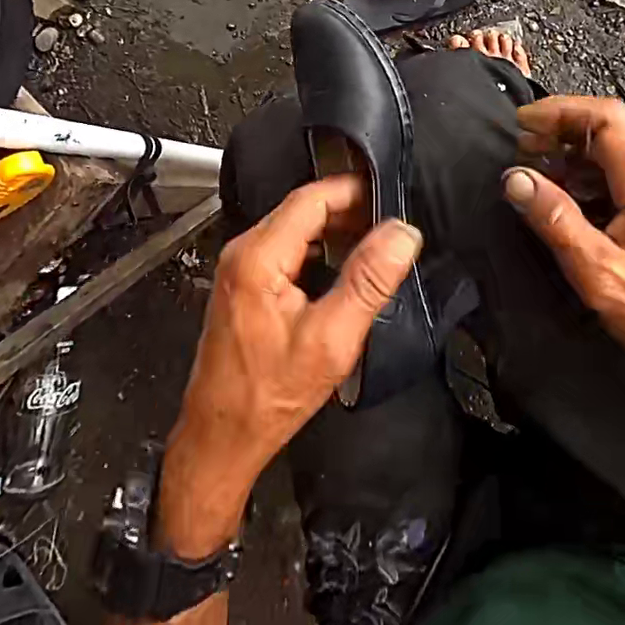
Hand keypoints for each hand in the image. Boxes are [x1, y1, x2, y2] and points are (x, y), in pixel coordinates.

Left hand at [158, 174, 421, 557]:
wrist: (223, 434)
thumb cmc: (267, 396)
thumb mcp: (332, 338)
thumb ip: (368, 281)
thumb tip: (400, 236)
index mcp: (258, 258)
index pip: (310, 199)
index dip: (352, 191)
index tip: (385, 196)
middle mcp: (241, 256)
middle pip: (299, 210)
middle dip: (345, 209)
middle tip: (386, 224)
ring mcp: (238, 270)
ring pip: (291, 229)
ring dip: (331, 230)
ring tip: (370, 244)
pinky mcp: (242, 286)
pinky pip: (283, 251)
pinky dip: (314, 250)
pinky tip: (338, 268)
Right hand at [500, 96, 624, 390]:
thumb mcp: (596, 270)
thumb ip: (555, 219)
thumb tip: (518, 181)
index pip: (607, 119)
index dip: (561, 111)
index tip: (525, 123)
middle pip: (607, 127)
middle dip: (558, 127)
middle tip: (520, 144)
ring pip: (607, 150)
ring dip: (565, 151)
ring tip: (529, 168)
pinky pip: (610, 174)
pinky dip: (577, 173)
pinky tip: (555, 194)